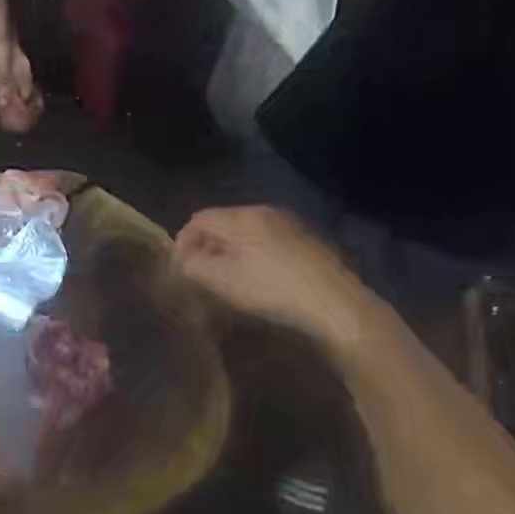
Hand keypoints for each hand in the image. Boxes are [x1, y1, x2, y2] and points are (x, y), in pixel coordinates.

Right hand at [176, 206, 389, 355]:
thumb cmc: (272, 290)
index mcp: (241, 219)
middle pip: (221, 220)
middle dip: (205, 242)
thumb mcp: (224, 281)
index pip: (199, 219)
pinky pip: (262, 232)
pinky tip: (254, 270)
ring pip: (242, 226)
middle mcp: (263, 211)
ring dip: (227, 245)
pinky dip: (248, 246)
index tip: (181, 264)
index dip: (184, 240)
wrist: (333, 301)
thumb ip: (195, 266)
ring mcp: (285, 221)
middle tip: (201, 270)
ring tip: (226, 272)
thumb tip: (183, 257)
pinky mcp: (301, 234)